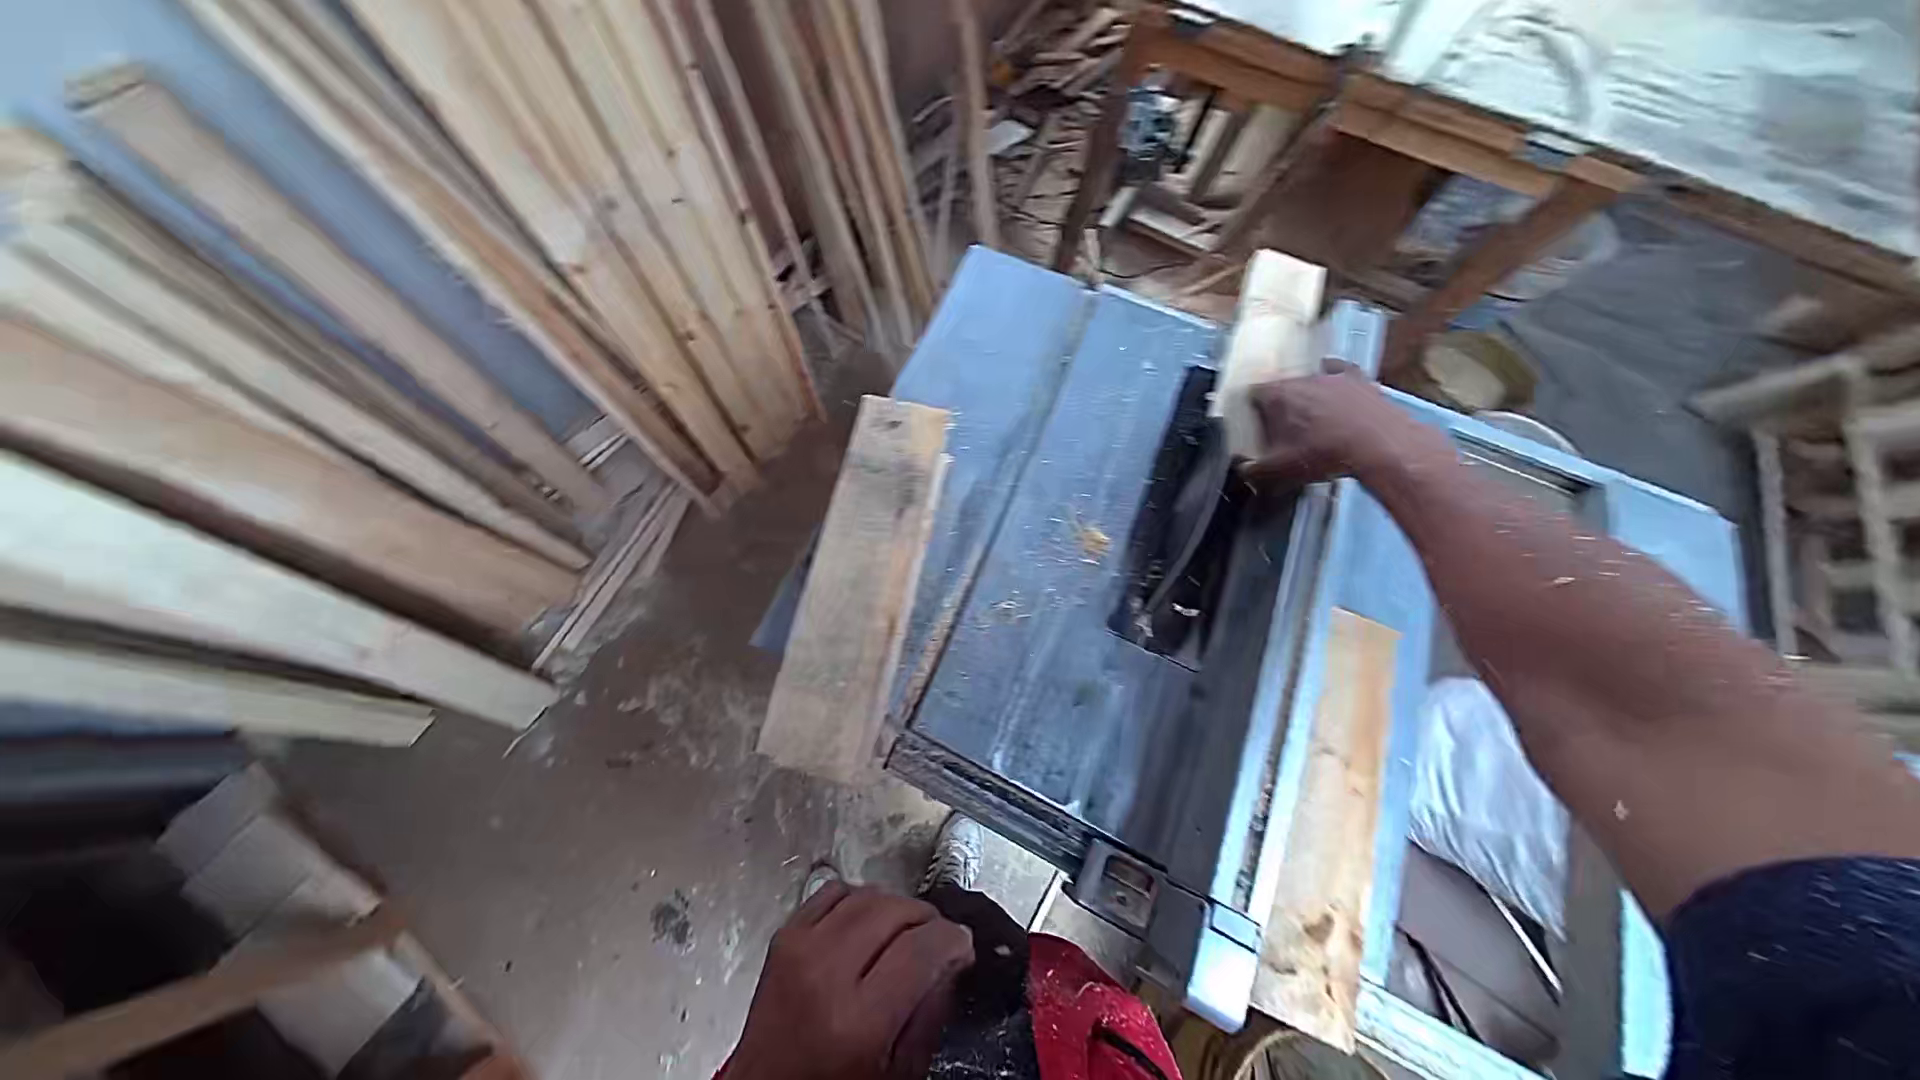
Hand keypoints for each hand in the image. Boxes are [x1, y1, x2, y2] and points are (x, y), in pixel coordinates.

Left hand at [725, 882, 974, 1079]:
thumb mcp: (897, 1073)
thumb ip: (929, 1013)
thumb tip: (952, 958)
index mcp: (858, 1022)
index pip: (921, 949)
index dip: (952, 940)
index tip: (962, 944)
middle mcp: (826, 974)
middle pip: (896, 911)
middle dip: (928, 920)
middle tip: (938, 937)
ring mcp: (800, 949)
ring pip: (868, 895)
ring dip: (896, 907)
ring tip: (906, 931)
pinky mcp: (783, 936)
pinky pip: (833, 892)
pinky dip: (858, 900)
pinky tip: (867, 924)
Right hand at [1243, 359, 1431, 485]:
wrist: (1380, 445)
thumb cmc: (1323, 454)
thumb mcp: (1279, 471)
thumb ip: (1254, 470)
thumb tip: (1244, 469)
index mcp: (1275, 395)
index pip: (1252, 394)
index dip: (1251, 410)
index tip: (1255, 424)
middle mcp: (1301, 377)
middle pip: (1281, 387)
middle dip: (1279, 404)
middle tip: (1282, 427)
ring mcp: (1332, 374)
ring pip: (1310, 381)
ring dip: (1307, 397)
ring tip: (1311, 420)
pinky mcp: (1360, 378)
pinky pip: (1340, 375)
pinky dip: (1334, 384)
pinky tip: (1335, 395)